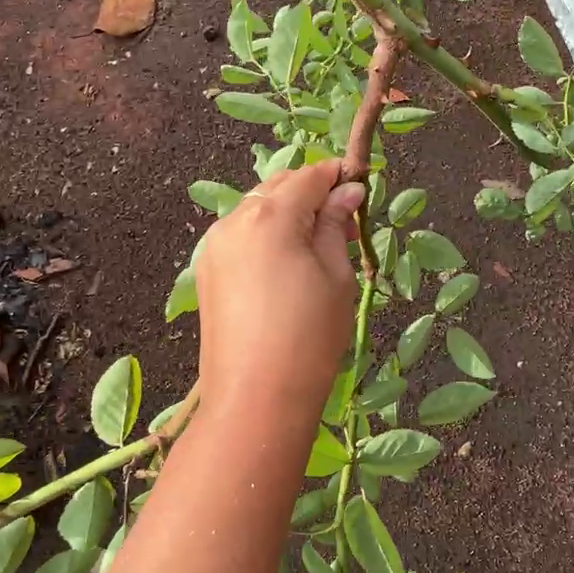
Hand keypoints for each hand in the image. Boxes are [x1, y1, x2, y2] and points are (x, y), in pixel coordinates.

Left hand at [194, 161, 365, 420]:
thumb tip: (348, 191)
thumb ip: (337, 225)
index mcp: (270, 217)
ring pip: (259, 209)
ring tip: (321, 248)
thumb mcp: (337, 274)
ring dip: (291, 214)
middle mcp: (234, 221)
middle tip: (346, 224)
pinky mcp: (208, 270)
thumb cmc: (311, 333)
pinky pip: (244, 234)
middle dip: (314, 193)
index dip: (340, 176)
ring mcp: (215, 246)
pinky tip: (291, 265)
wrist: (257, 396)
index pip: (310, 176)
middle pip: (280, 186)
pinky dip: (270, 234)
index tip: (365, 188)